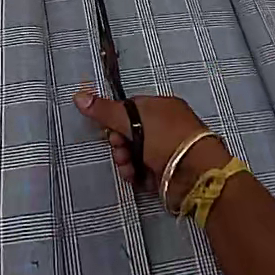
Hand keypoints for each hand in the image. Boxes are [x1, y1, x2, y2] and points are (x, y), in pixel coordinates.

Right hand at [75, 87, 231, 207]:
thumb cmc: (167, 138)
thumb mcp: (133, 119)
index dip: (116, 121)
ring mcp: (167, 150)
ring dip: (126, 161)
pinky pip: (144, 171)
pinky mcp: (167, 172)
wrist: (196, 173)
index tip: (110, 131)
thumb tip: (78, 96)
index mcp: (162, 107)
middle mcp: (166, 127)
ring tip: (129, 167)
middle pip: (131, 134)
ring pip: (135, 154)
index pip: (131, 110)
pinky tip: (137, 178)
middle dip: (120, 144)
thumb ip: (105, 111)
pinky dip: (138, 174)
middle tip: (120, 151)